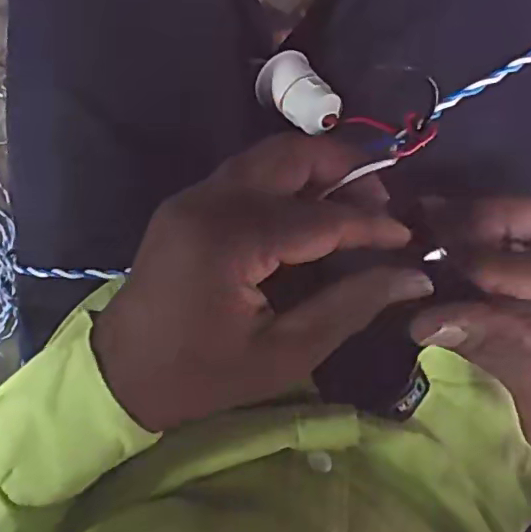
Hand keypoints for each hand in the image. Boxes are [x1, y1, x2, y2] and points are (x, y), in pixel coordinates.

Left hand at [91, 134, 433, 431]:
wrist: (120, 374)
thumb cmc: (199, 375)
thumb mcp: (282, 353)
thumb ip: (348, 307)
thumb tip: (410, 274)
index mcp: (228, 239)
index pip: (318, 216)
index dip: (370, 224)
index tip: (409, 237)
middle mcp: (207, 202)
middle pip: (288, 156)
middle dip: (343, 168)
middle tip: (383, 204)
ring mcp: (190, 199)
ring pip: (265, 159)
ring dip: (313, 172)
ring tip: (353, 207)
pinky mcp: (184, 206)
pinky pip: (244, 178)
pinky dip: (283, 185)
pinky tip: (308, 216)